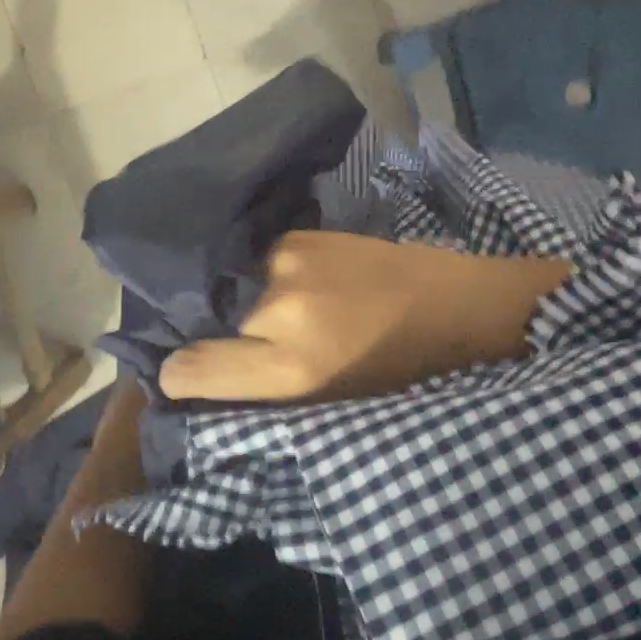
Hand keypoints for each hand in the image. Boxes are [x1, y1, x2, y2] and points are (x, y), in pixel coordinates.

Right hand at [157, 231, 570, 402]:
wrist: (460, 305)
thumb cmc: (405, 373)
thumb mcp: (331, 404)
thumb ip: (266, 392)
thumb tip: (204, 380)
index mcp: (289, 368)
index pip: (190, 368)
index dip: (180, 377)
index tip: (189, 377)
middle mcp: (278, 307)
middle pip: (214, 327)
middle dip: (231, 338)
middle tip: (273, 346)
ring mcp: (289, 261)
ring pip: (238, 291)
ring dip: (255, 303)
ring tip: (304, 309)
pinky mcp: (304, 235)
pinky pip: (264, 263)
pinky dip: (275, 277)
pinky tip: (314, 282)